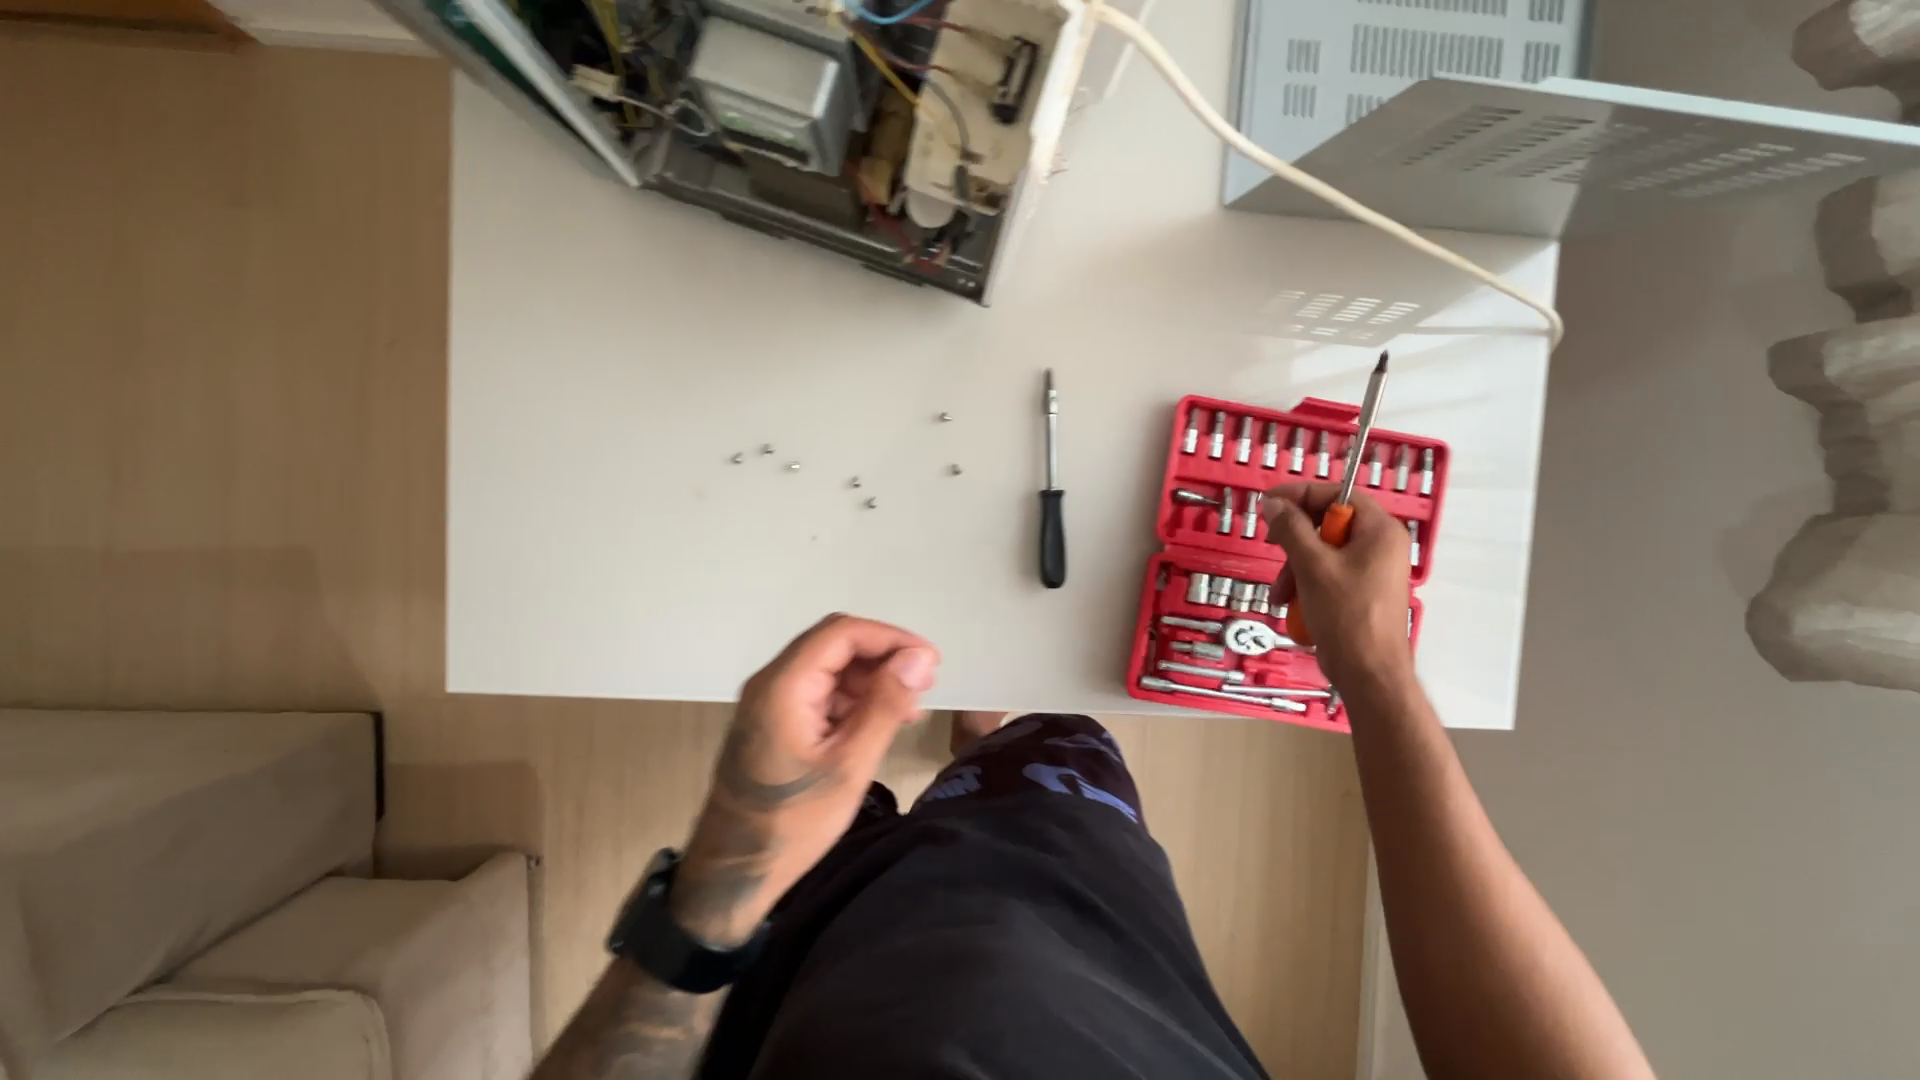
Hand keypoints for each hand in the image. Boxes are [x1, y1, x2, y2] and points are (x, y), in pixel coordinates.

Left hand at [671, 614, 938, 945]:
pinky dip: (851, 702)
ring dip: (870, 681)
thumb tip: (919, 658)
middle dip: (882, 658)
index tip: (930, 661)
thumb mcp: (850, 765)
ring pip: (827, 670)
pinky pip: (817, 695)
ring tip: (909, 710)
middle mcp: (770, 683)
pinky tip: (878, 725)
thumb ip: (885, 705)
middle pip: (833, 646)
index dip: (890, 638)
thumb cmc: (792, 824)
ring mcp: (767, 703)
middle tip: (925, 684)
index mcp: (783, 685)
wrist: (732, 874)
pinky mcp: (772, 724)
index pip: (841, 633)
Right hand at [1263, 483, 1413, 693]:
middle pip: (1327, 525)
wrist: (1368, 673)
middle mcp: (1380, 545)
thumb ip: (1291, 529)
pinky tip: (1294, 606)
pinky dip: (1306, 587)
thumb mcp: (1312, 566)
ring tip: (1281, 596)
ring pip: (1321, 553)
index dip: (1301, 495)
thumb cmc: (1345, 613)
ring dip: (1294, 571)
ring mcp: (1371, 571)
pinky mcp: (1360, 593)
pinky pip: (1326, 576)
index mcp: (1380, 530)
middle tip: (1274, 553)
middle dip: (1294, 544)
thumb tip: (1273, 502)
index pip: (1339, 494)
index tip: (1268, 504)